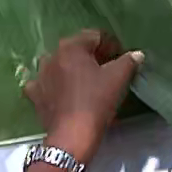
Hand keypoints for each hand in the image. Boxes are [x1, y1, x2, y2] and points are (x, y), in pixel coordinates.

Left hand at [23, 29, 142, 164]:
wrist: (72, 134)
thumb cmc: (96, 101)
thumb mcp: (118, 79)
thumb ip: (128, 61)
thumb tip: (136, 54)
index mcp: (71, 46)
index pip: (95, 36)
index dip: (112, 45)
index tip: (122, 59)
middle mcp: (51, 55)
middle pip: (76, 49)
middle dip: (93, 56)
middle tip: (108, 70)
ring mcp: (40, 75)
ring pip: (60, 64)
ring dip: (73, 69)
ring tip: (87, 82)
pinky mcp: (34, 94)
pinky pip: (46, 83)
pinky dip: (55, 84)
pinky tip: (63, 92)